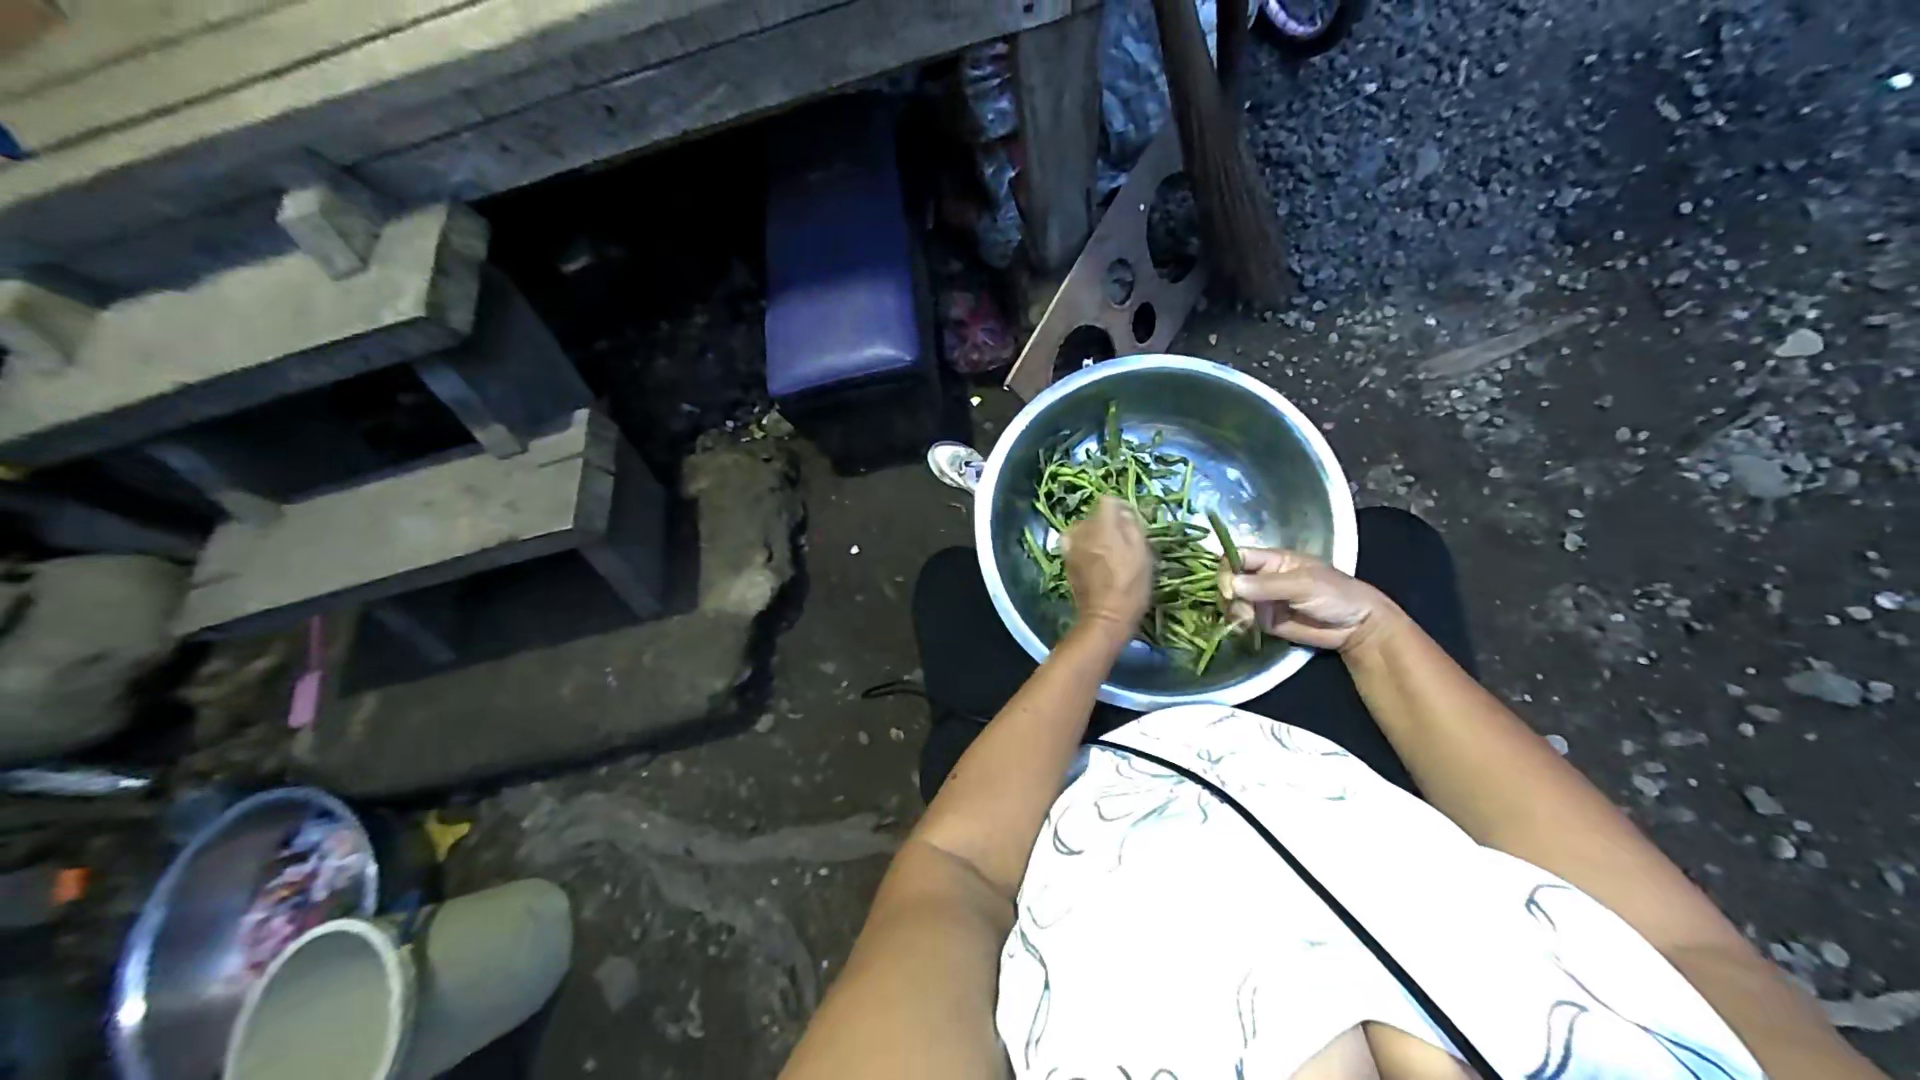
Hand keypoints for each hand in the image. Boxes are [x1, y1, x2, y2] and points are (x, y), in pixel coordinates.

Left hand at [1062, 496, 1150, 630]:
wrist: (1105, 617)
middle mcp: (1083, 532)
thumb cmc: (1130, 586)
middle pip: (1094, 514)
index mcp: (1104, 527)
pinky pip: (1073, 542)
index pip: (1107, 500)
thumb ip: (1132, 527)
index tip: (1130, 519)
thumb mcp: (1142, 554)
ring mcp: (1072, 546)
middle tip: (1122, 538)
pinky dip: (1081, 543)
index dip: (1120, 506)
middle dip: (1108, 520)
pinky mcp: (1067, 561)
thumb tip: (1125, 511)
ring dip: (1093, 532)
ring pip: (1082, 527)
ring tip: (1106, 547)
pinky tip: (1091, 555)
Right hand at [1218, 548, 1403, 653]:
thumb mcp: (1304, 585)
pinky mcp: (1263, 621)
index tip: (1227, 585)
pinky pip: (1241, 620)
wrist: (1357, 628)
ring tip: (1247, 620)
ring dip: (1233, 610)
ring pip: (1232, 601)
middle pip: (1229, 580)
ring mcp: (1261, 600)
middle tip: (1240, 607)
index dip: (1227, 567)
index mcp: (1272, 560)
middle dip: (1229, 593)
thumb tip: (1230, 585)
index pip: (1238, 556)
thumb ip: (1267, 585)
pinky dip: (1238, 624)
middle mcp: (1261, 578)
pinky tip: (1246, 628)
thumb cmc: (1336, 595)